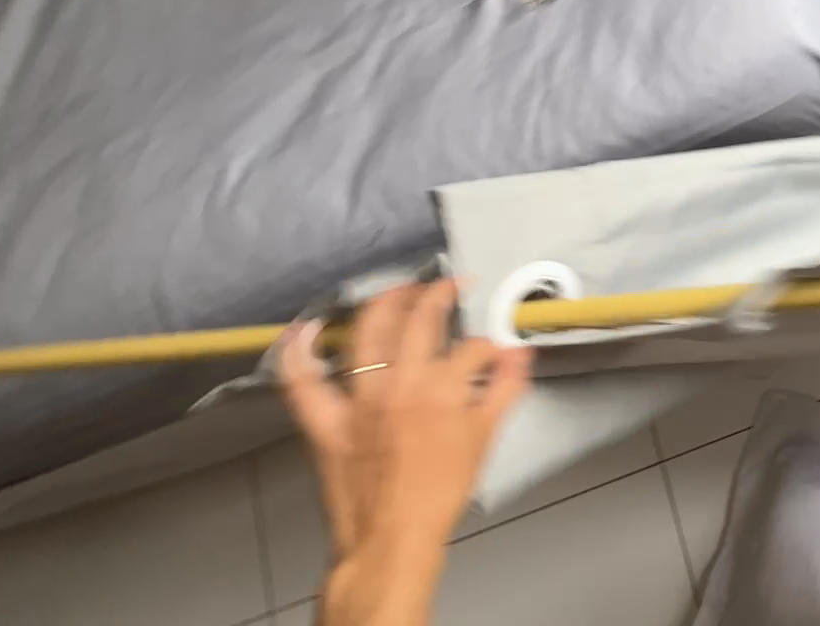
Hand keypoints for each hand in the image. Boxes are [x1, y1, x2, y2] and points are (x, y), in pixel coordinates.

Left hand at [278, 280, 532, 625]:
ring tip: (399, 288)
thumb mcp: (487, 435)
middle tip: (451, 283)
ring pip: (367, 334)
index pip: (473, 347)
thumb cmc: (444, 486)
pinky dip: (299, 352)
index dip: (489, 346)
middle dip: (440, 293)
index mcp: (444, 390)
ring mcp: (357, 401)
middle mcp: (400, 385)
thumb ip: (506, 387)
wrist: (391, 537)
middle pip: (419, 320)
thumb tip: (520, 352)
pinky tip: (309, 326)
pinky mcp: (324, 422)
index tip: (495, 353)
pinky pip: (302, 383)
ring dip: (384, 302)